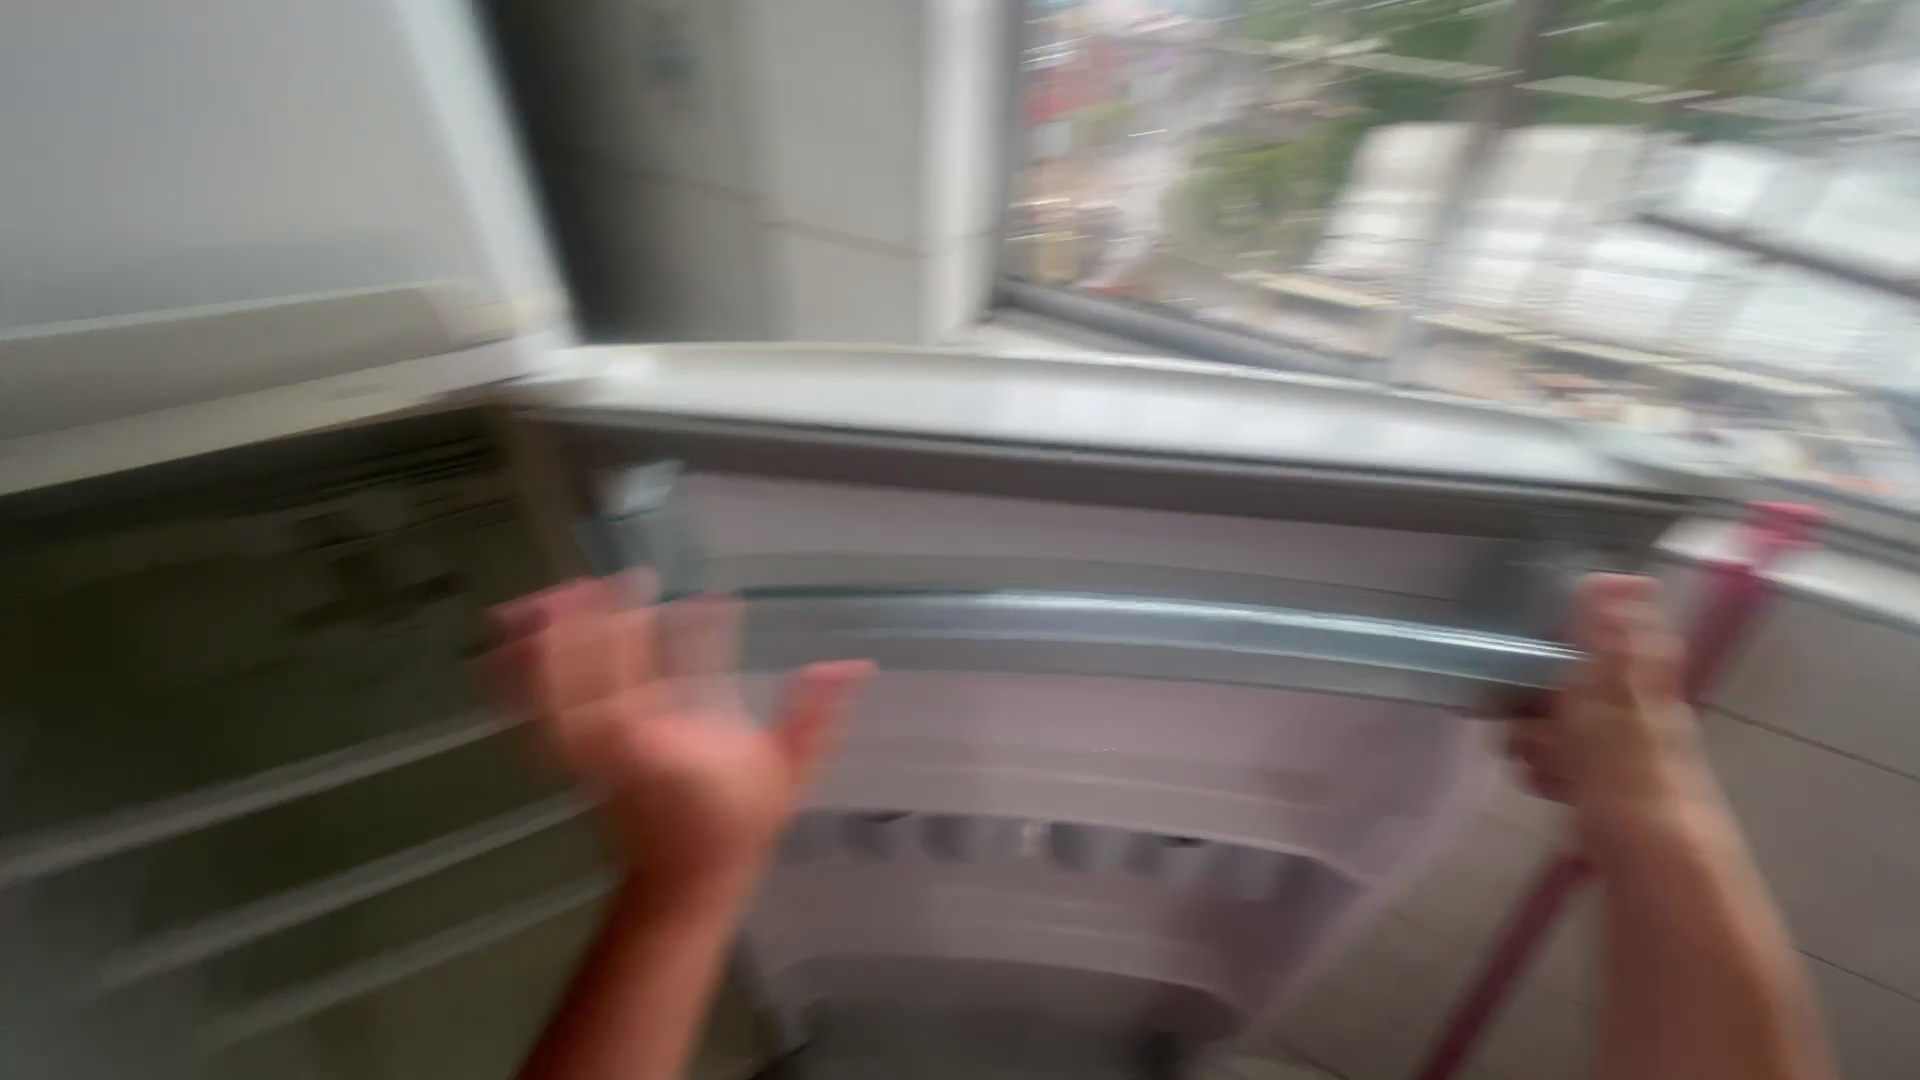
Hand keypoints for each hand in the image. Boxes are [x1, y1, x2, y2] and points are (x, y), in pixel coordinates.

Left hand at [484, 577, 872, 898]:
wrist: (682, 882)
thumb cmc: (738, 824)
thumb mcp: (790, 771)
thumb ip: (817, 715)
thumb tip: (854, 664)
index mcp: (679, 745)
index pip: (678, 681)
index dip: (697, 635)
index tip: (719, 596)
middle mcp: (626, 744)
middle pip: (602, 676)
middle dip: (609, 624)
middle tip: (629, 577)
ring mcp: (589, 749)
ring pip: (551, 692)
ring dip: (550, 641)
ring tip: (555, 593)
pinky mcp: (569, 753)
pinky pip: (528, 711)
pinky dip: (511, 673)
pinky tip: (507, 633)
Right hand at [1503, 574, 1711, 834]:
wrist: (1650, 874)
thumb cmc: (1626, 781)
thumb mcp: (1612, 701)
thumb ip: (1607, 642)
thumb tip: (1615, 573)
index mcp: (1637, 685)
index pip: (1595, 637)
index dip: (1555, 637)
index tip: (1517, 647)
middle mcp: (1630, 711)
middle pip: (1562, 681)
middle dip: (1528, 698)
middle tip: (1509, 715)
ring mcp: (1614, 749)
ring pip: (1551, 721)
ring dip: (1530, 738)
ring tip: (1535, 762)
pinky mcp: (1597, 784)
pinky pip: (1554, 757)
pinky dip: (1542, 767)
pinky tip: (1544, 784)